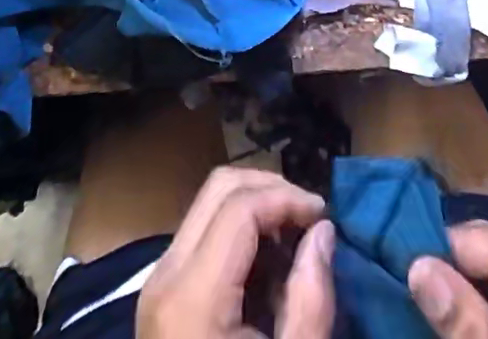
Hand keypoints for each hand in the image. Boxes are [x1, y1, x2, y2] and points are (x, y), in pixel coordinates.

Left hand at [137, 167, 336, 338]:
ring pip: (208, 205)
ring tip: (296, 240)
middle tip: (313, 219)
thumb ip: (311, 298)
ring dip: (256, 208)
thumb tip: (322, 231)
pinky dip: (240, 231)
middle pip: (218, 189)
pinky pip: (202, 234)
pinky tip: (271, 263)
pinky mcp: (163, 294)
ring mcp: (159, 281)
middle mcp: (165, 274)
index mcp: (191, 295)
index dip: (288, 199)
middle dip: (271, 190)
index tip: (328, 218)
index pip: (240, 206)